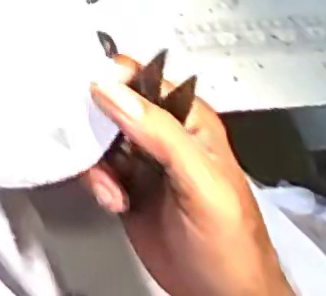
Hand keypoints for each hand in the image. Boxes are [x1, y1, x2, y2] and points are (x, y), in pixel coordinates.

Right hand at [81, 58, 291, 295]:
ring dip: (93, 159)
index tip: (90, 98)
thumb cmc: (235, 250)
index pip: (137, 75)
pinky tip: (112, 199)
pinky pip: (91, 163)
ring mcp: (139, 155)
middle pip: (107, 101)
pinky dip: (93, 179)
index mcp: (186, 116)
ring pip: (93, 132)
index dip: (108, 80)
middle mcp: (159, 129)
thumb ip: (160, 133)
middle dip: (93, 124)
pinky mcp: (122, 180)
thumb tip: (111, 89)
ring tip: (111, 186)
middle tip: (95, 147)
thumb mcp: (203, 183)